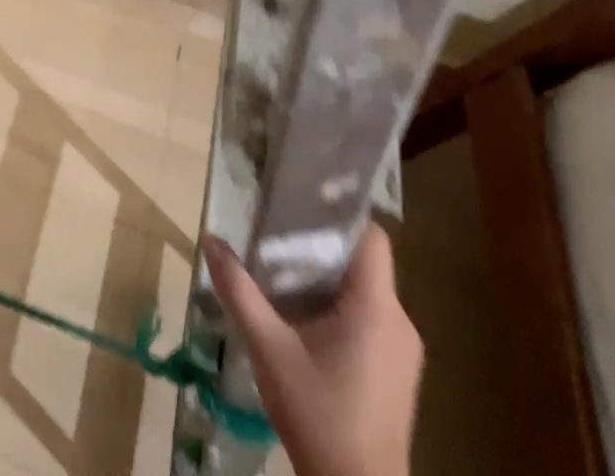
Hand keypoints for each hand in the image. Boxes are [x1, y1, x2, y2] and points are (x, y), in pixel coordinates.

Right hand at [204, 224, 422, 475]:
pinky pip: (369, 319)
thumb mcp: (266, 347)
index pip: (371, 240)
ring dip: (324, 281)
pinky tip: (300, 322)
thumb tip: (211, 240)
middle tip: (271, 241)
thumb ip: (238, 290)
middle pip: (363, 264)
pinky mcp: (398, 369)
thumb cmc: (315, 410)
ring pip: (364, 293)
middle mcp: (399, 321)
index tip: (299, 204)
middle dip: (318, 249)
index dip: (338, 216)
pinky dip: (336, 308)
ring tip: (278, 279)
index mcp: (375, 309)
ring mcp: (403, 348)